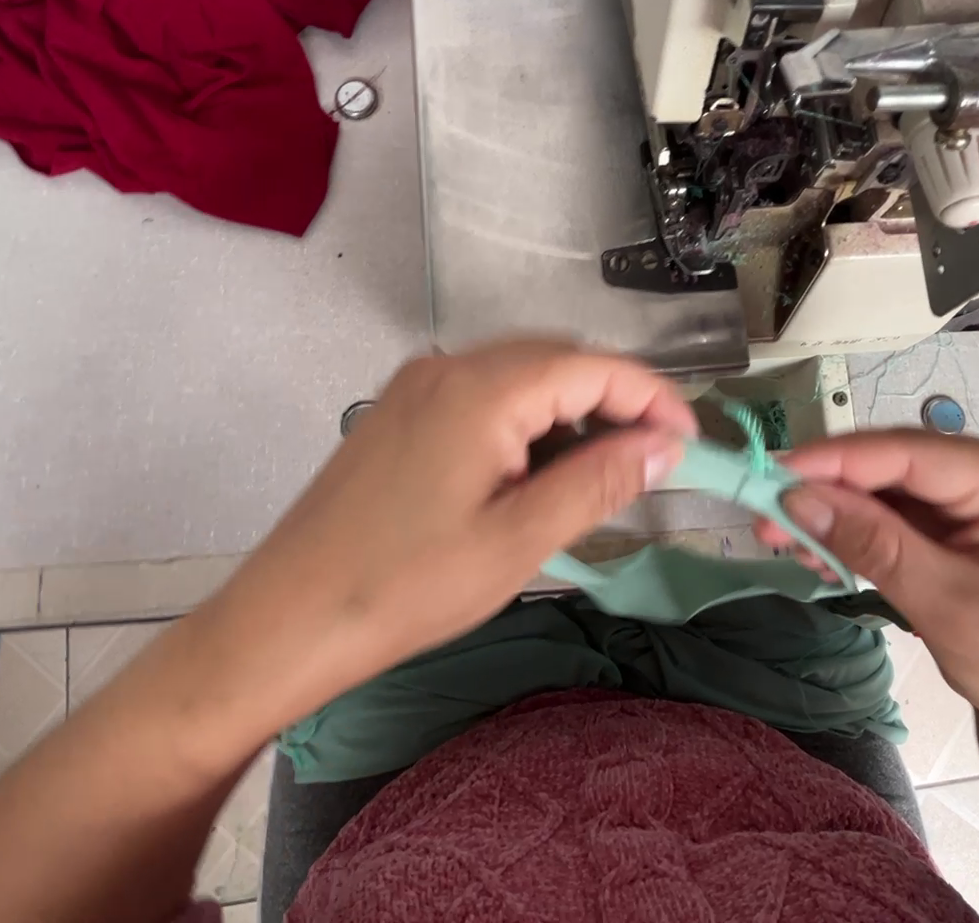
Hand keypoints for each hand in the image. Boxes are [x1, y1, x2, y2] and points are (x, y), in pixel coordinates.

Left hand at [218, 339, 694, 702]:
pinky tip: (532, 471)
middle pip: (556, 360)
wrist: (286, 619)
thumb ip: (599, 481)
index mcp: (481, 388)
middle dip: (613, 401)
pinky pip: (482, 396)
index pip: (592, 365)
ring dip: (569, 413)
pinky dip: (525, 422)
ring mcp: (416, 385)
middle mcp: (446, 366)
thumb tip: (664, 445)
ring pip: (519, 377)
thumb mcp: (518, 540)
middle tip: (650, 461)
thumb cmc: (406, 586)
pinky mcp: (399, 412)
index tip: (691, 441)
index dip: (653, 397)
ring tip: (596, 473)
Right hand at [754, 430, 978, 742]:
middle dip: (828, 491)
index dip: (838, 459)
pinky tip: (820, 556)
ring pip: (886, 495)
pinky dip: (853, 537)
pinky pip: (893, 523)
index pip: (913, 452)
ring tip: (784, 541)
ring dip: (834, 516)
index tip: (772, 473)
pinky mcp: (957, 537)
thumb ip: (874, 544)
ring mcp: (977, 508)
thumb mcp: (951, 605)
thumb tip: (796, 498)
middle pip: (894, 469)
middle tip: (767, 516)